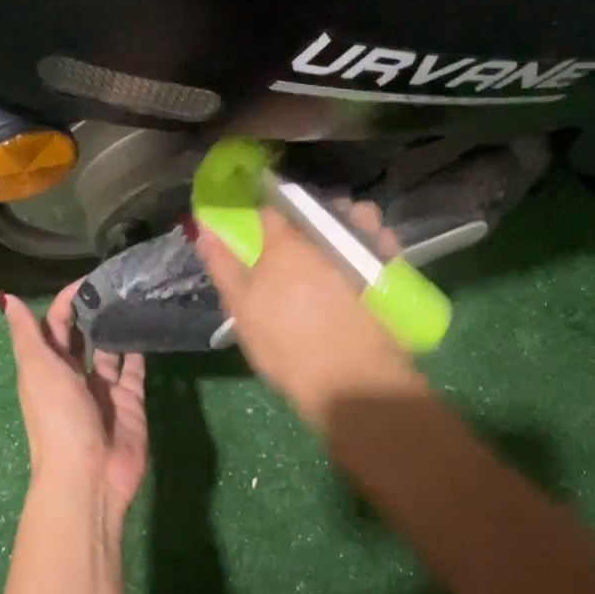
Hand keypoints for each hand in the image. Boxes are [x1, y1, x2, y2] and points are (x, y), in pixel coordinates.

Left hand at [0, 285, 147, 526]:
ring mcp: (103, 388)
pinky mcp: (130, 402)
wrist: (88, 476)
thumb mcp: (36, 368)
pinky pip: (135, 370)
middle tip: (119, 281)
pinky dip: (141, 350)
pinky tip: (149, 325)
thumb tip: (5, 296)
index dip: (68, 300)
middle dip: (95, 310)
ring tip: (137, 297)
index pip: (57, 323)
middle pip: (84, 334)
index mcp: (47, 366)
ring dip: (118, 326)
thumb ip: (25, 332)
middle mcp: (74, 374)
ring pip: (111, 349)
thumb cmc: (57, 417)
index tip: (90, 278)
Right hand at [193, 202, 425, 424]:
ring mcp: (361, 250)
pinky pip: (381, 238)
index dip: (261, 214)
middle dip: (301, 217)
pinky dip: (373, 235)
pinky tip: (365, 249)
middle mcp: (324, 234)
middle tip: (291, 243)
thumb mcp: (242, 309)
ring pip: (350, 216)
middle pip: (310, 211)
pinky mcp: (390, 270)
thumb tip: (204, 226)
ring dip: (340, 218)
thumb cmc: (286, 346)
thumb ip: (222, 264)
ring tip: (330, 240)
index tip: (256, 227)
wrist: (352, 384)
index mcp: (285, 241)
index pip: (269, 209)